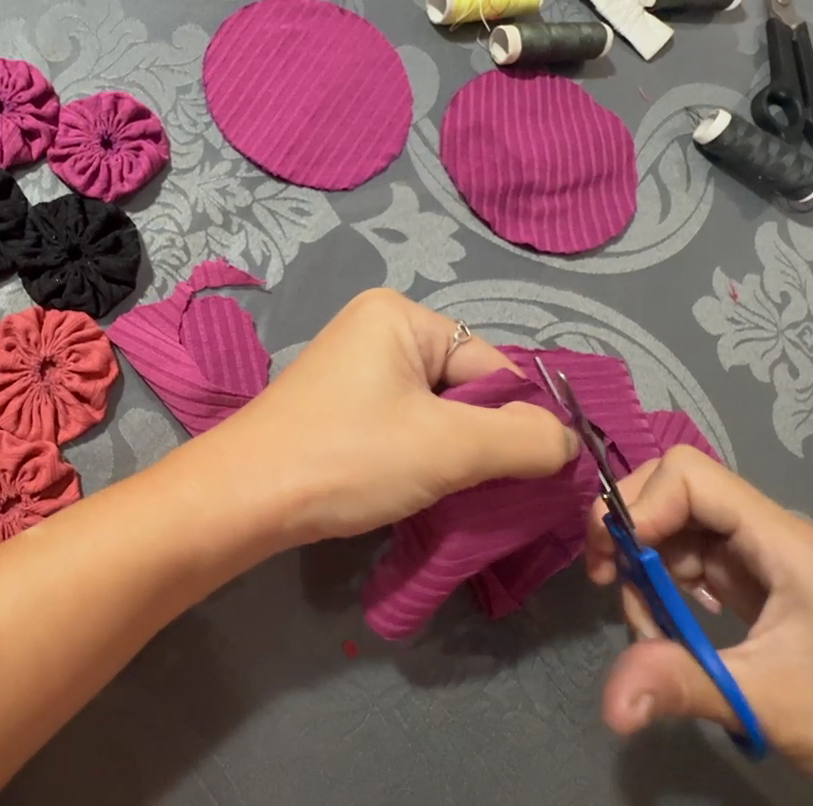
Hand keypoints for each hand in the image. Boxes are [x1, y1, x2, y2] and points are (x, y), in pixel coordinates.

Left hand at [192, 288, 576, 548]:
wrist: (245, 496)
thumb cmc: (347, 457)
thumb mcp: (449, 448)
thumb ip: (524, 439)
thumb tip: (567, 439)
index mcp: (401, 315)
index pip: (493, 368)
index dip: (516, 424)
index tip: (526, 479)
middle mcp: (376, 328)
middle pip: (465, 388)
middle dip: (481, 442)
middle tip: (481, 491)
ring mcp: (353, 366)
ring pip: (436, 412)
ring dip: (452, 456)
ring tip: (446, 494)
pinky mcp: (339, 403)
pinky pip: (403, 423)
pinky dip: (419, 457)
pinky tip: (414, 489)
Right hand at [588, 447, 812, 804]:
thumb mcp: (772, 703)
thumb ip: (681, 684)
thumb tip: (608, 705)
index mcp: (786, 543)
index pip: (692, 476)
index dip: (642, 503)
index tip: (618, 559)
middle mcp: (777, 539)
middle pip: (680, 493)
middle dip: (633, 529)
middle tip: (609, 581)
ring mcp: (774, 566)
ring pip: (685, 531)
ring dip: (648, 565)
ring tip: (645, 624)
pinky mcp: (771, 594)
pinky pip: (702, 565)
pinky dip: (672, 587)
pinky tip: (672, 628)